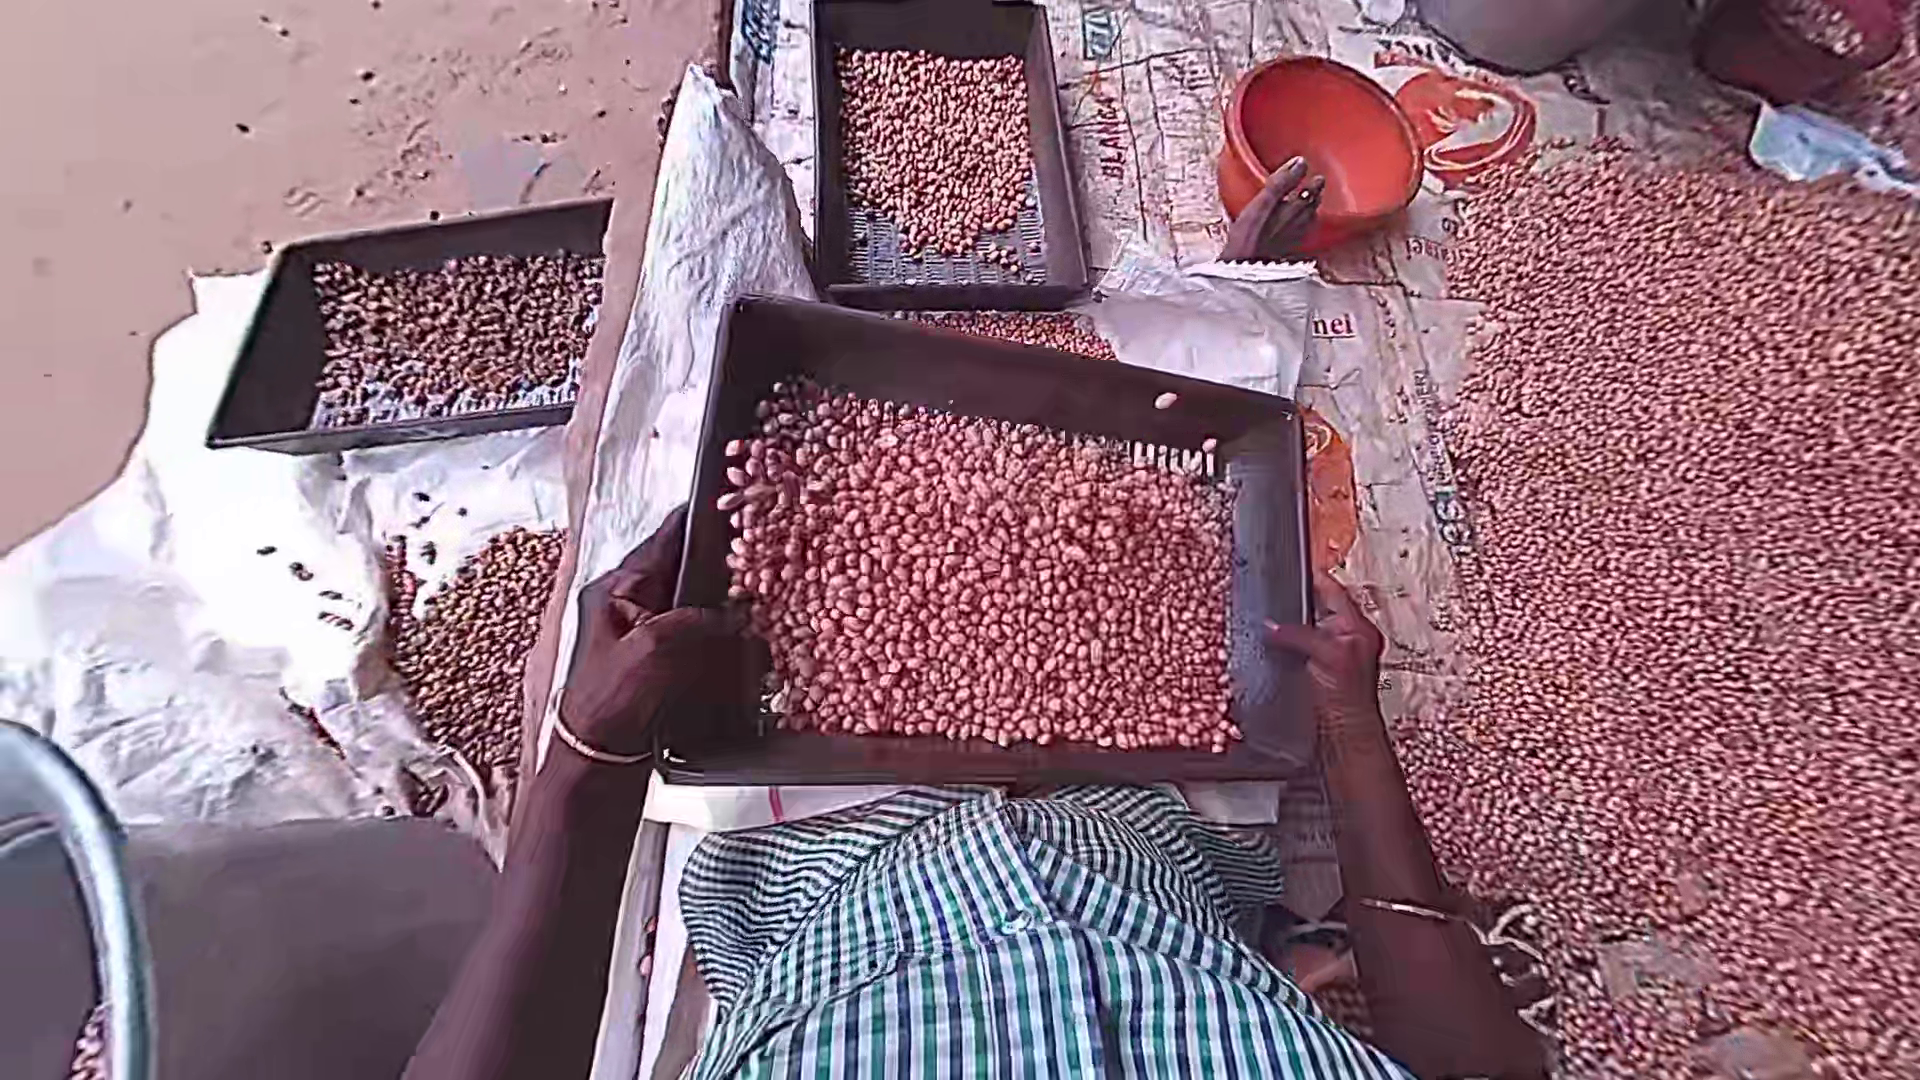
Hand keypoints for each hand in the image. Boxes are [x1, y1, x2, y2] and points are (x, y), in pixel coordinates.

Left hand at [558, 506, 760, 759]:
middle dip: (714, 554)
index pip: (664, 540)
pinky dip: (714, 615)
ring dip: (716, 586)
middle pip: (680, 564)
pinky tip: (739, 616)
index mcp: (618, 588)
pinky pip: (691, 619)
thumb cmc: (614, 697)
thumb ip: (694, 619)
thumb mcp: (653, 648)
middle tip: (753, 540)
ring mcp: (642, 624)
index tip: (728, 500)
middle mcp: (629, 599)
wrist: (599, 753)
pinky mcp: (656, 648)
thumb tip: (735, 614)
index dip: (695, 520)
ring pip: (688, 591)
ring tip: (753, 573)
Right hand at [1220, 156, 1326, 261]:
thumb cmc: (1249, 238)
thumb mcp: (1262, 204)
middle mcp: (1301, 223)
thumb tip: (1300, 162)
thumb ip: (1281, 182)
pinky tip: (1291, 229)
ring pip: (1307, 220)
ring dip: (1307, 211)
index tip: (1309, 172)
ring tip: (1304, 205)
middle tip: (1313, 186)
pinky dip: (1297, 228)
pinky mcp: (1285, 254)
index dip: (1311, 179)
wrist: (1244, 272)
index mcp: (1296, 208)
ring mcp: (1294, 240)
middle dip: (1313, 194)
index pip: (1312, 187)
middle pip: (1312, 204)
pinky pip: (1297, 236)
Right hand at [1266, 570, 1385, 749]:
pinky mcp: (1310, 667)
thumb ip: (1299, 635)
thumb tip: (1271, 624)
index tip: (1291, 563)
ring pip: (1302, 624)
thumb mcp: (1327, 657)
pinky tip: (1267, 638)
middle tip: (1272, 587)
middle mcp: (1343, 638)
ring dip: (1285, 620)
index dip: (1313, 576)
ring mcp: (1326, 653)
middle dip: (1294, 598)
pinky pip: (1292, 642)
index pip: (1333, 590)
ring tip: (1266, 611)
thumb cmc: (1348, 702)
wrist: (1342, 738)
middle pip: (1314, 605)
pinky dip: (1279, 638)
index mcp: (1357, 629)